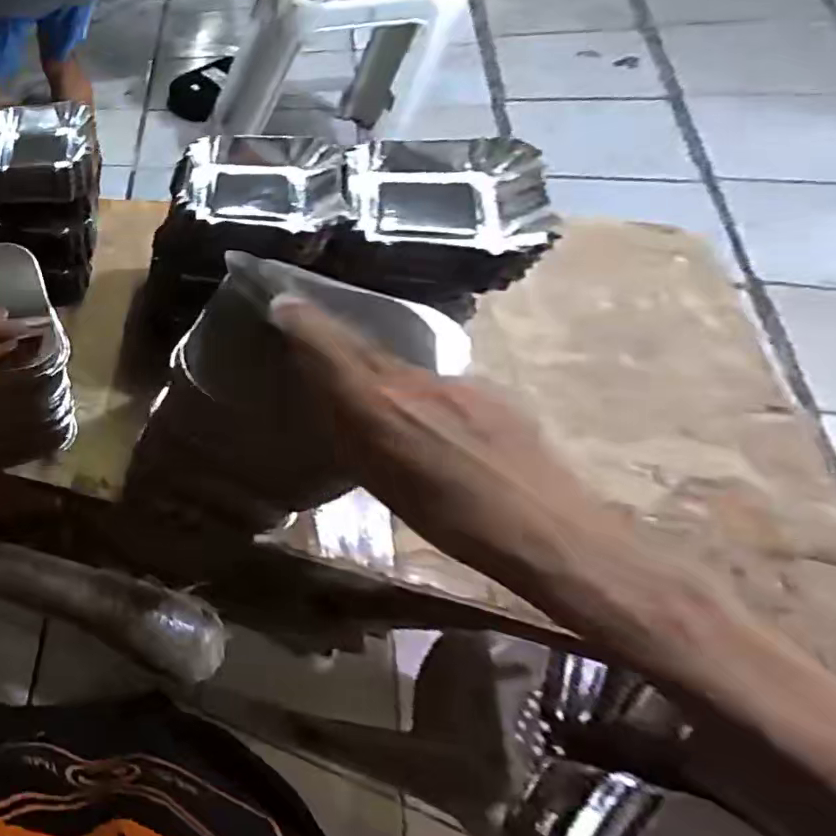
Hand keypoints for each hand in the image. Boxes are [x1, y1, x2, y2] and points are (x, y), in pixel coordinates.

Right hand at [269, 296, 608, 572]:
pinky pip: (437, 382)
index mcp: (378, 401)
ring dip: (379, 371)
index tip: (282, 301)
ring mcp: (458, 382)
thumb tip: (325, 394)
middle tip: (311, 332)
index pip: (330, 346)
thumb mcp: (376, 476)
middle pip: (363, 348)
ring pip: (401, 366)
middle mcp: (414, 380)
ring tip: (374, 393)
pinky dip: (419, 391)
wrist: (554, 535)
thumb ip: (347, 426)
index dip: (304, 321)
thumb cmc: (448, 519)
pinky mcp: (493, 392)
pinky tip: (430, 420)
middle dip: (333, 337)